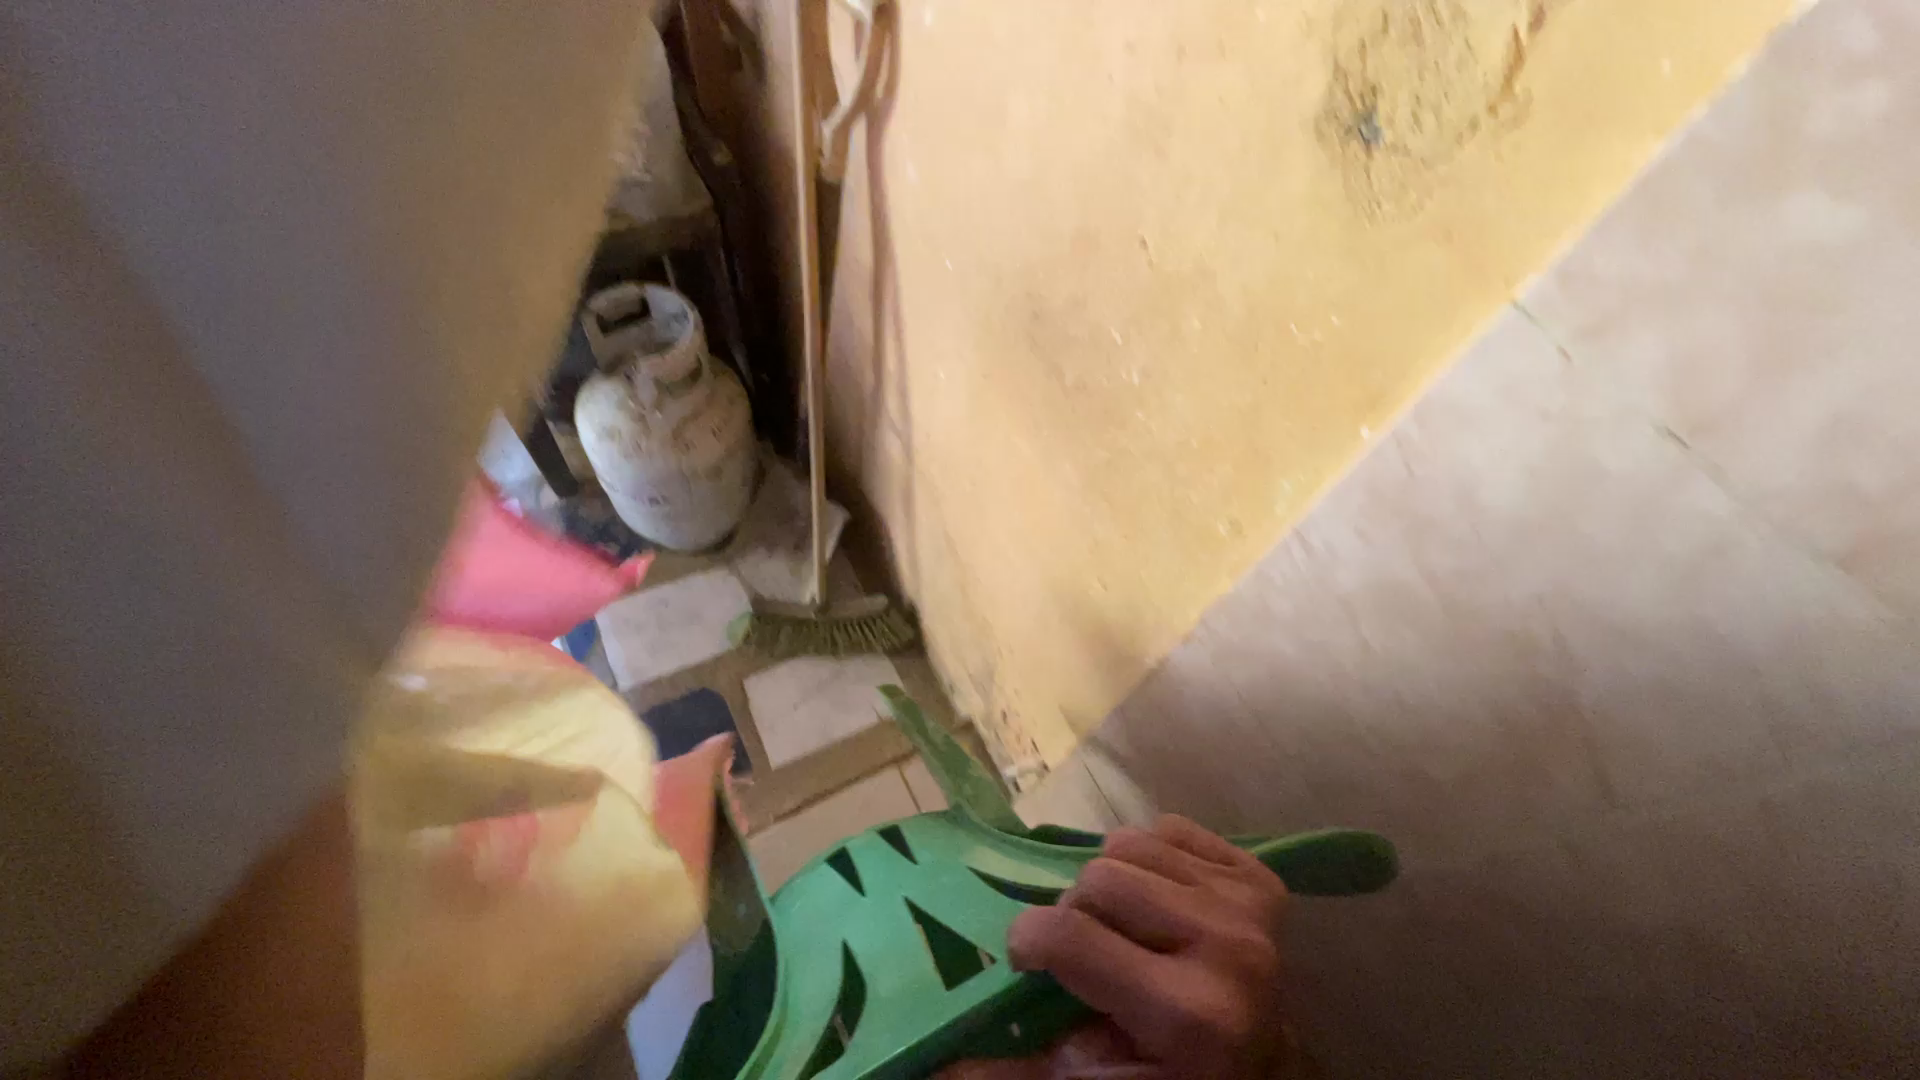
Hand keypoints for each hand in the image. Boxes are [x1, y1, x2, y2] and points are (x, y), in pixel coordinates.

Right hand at [942, 815, 1295, 1079]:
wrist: (1266, 1065)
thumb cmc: (1173, 1076)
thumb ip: (1021, 1070)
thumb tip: (938, 1061)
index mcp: (1190, 1014)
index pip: (1071, 938)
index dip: (1029, 939)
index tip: (1026, 956)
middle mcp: (1228, 950)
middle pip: (1098, 879)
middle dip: (1076, 912)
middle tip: (1085, 947)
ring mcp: (1247, 905)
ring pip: (1128, 843)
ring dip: (1111, 879)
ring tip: (1124, 923)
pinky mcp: (1260, 875)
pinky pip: (1168, 828)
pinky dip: (1149, 855)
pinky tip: (1159, 899)